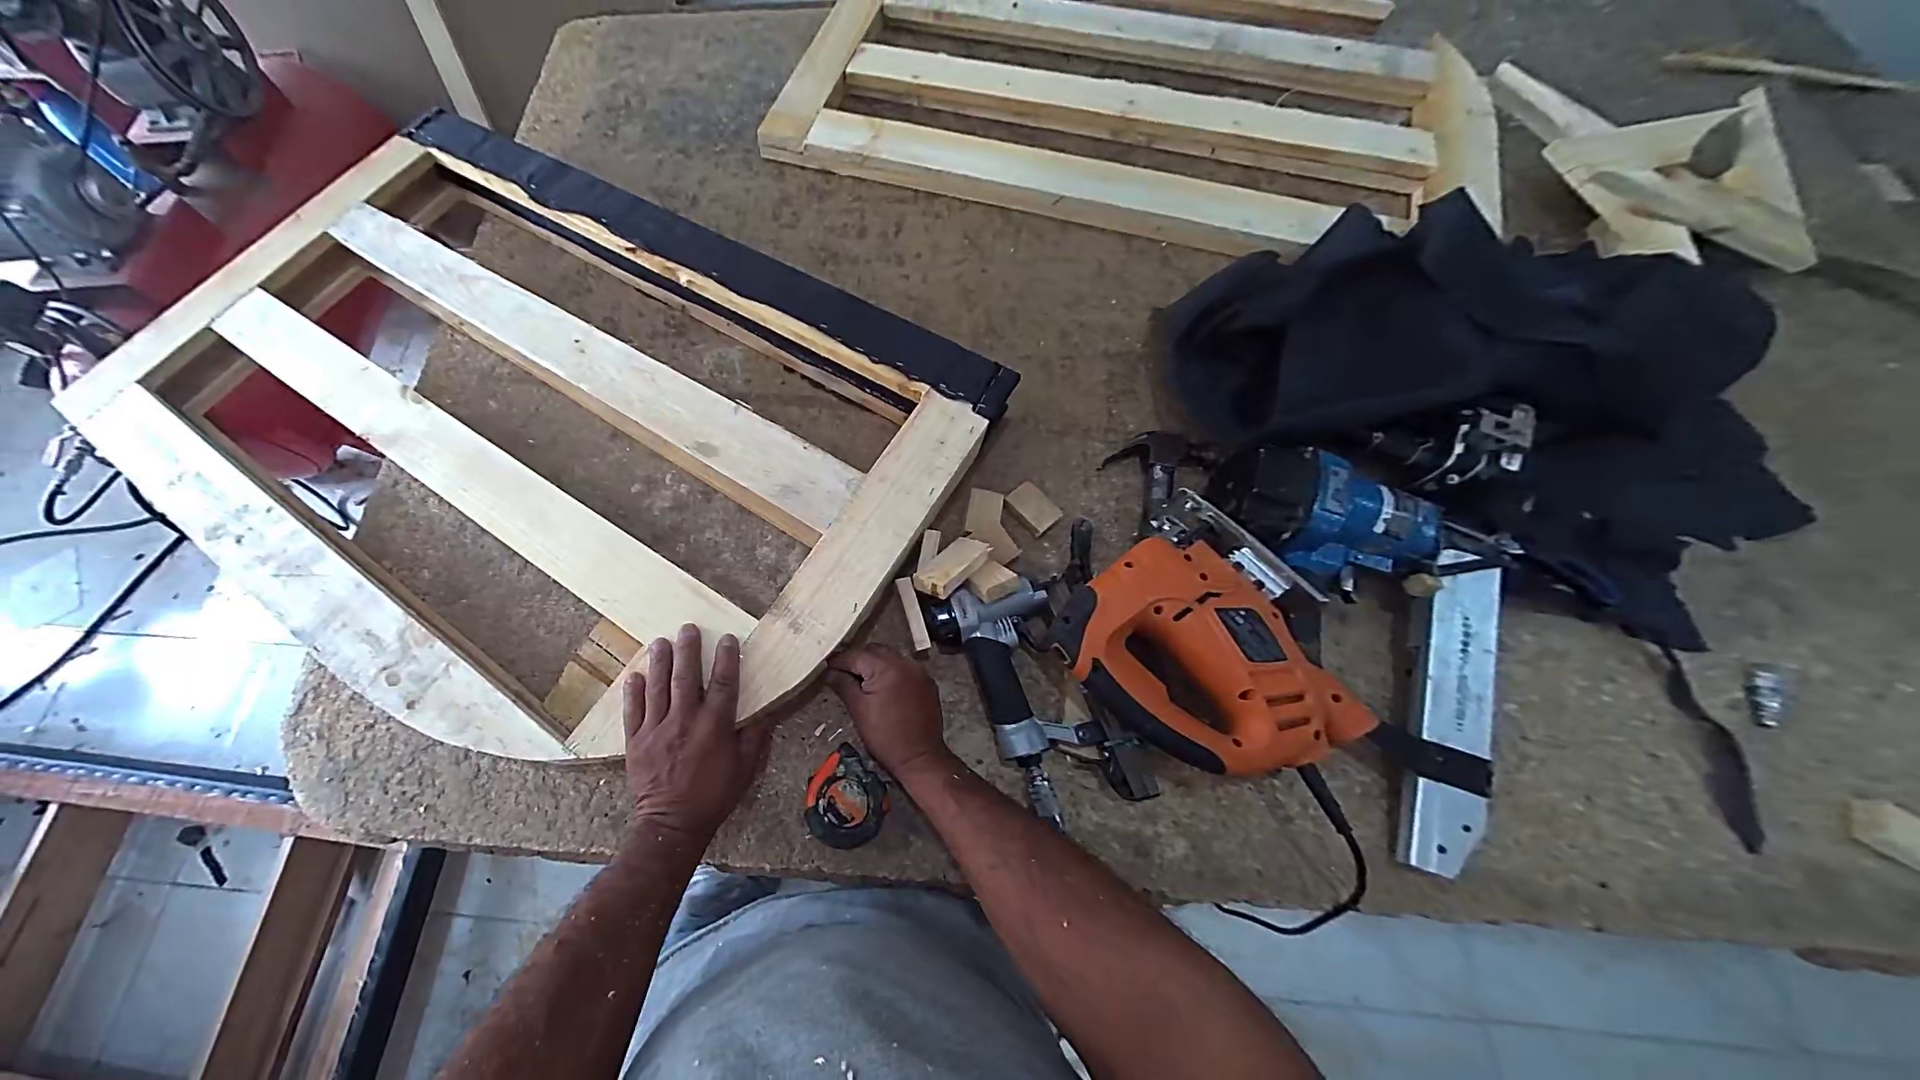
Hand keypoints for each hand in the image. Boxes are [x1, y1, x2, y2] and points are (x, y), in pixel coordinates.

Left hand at [623, 624, 770, 844]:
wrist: (671, 825)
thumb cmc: (714, 796)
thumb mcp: (745, 767)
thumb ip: (755, 736)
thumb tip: (767, 710)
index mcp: (714, 726)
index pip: (724, 682)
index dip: (727, 658)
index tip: (727, 639)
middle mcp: (685, 721)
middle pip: (686, 677)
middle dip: (688, 649)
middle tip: (688, 628)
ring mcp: (657, 730)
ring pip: (658, 687)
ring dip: (660, 662)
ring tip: (661, 641)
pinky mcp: (636, 742)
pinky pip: (633, 711)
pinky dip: (633, 692)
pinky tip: (635, 675)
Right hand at [825, 645, 952, 778]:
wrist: (919, 757)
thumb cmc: (885, 736)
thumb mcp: (858, 709)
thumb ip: (843, 684)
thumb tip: (830, 672)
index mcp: (887, 667)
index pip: (857, 655)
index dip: (839, 660)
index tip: (827, 667)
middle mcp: (906, 663)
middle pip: (875, 651)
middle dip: (857, 660)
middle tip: (842, 674)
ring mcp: (919, 672)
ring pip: (890, 658)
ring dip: (875, 665)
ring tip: (861, 682)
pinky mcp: (927, 682)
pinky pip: (904, 669)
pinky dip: (891, 673)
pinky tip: (882, 688)